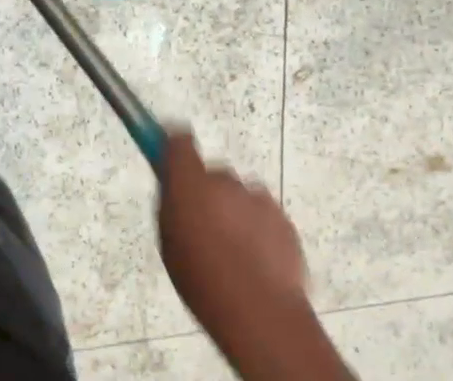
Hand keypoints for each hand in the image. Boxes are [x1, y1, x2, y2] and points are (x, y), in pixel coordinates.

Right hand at [158, 131, 308, 330]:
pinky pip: (264, 215)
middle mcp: (225, 181)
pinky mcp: (284, 220)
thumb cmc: (201, 277)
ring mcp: (259, 199)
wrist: (260, 311)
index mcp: (190, 182)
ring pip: (241, 195)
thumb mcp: (168, 239)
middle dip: (208, 190)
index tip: (170, 158)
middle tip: (203, 223)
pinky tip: (255, 259)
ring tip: (234, 248)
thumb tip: (174, 185)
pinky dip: (258, 228)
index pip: (179, 139)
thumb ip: (172, 203)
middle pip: (214, 172)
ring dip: (235, 210)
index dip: (174, 145)